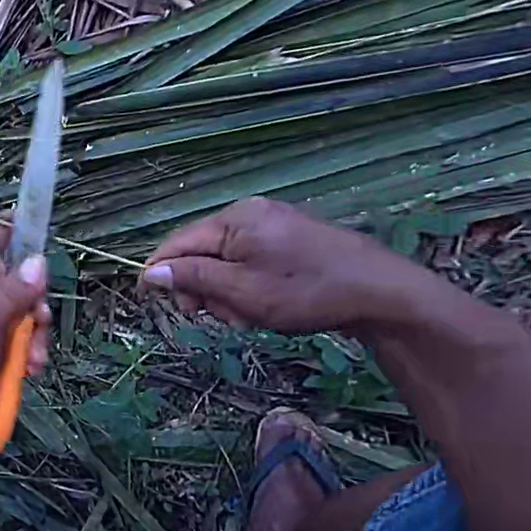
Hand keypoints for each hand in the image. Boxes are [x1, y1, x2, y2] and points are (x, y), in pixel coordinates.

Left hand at [0, 220, 52, 433]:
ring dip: (36, 335)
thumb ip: (13, 293)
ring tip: (33, 357)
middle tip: (39, 317)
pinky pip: (26, 339)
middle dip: (34, 302)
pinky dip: (31, 353)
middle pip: (19, 280)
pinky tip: (30, 368)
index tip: (39, 223)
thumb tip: (39, 261)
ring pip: (27, 313)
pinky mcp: (0, 348)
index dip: (13, 230)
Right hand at [140, 197, 451, 333]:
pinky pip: (247, 261)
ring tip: (249, 316)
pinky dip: (245, 286)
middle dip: (203, 289)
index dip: (162, 274)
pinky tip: (263, 305)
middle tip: (221, 317)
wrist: (379, 292)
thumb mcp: (241, 291)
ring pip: (223, 262)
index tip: (155, 303)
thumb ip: (193, 279)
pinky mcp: (287, 239)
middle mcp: (249, 213)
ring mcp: (271, 224)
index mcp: (235, 219)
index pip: (178, 243)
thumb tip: (150, 273)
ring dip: (226, 293)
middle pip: (200, 253)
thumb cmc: (305, 292)